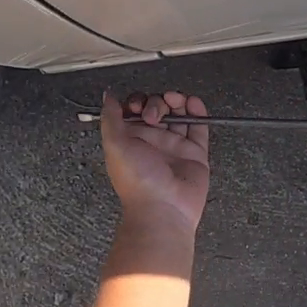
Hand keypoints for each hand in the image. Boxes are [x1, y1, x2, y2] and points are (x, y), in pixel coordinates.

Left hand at [99, 90, 209, 233]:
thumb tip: (108, 96)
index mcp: (131, 140)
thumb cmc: (137, 182)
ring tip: (176, 100)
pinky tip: (193, 103)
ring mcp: (174, 146)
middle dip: (155, 103)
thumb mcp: (114, 144)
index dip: (136, 102)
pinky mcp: (195, 153)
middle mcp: (153, 141)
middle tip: (153, 116)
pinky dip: (198, 111)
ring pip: (178, 114)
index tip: (136, 106)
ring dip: (177, 101)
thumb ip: (110, 117)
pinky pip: (199, 128)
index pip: (134, 110)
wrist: (163, 209)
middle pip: (157, 108)